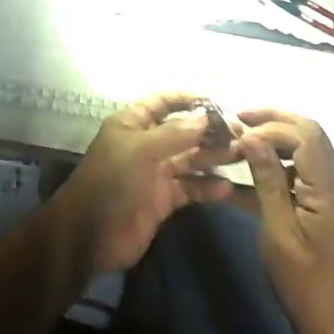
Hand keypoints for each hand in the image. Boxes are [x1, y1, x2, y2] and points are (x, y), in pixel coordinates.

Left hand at [51, 93, 236, 274]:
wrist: (91, 234)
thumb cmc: (112, 181)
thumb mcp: (140, 151)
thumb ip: (174, 134)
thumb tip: (205, 116)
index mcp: (132, 124)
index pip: (161, 103)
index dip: (187, 100)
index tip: (218, 102)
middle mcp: (145, 144)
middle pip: (181, 132)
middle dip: (208, 130)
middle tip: (242, 134)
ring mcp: (154, 172)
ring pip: (189, 159)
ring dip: (212, 157)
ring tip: (241, 155)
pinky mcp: (163, 199)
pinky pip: (189, 187)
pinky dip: (207, 187)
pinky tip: (227, 187)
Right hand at [237, 110, 333, 333]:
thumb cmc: (305, 286)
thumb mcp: (279, 233)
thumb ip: (267, 180)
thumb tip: (251, 136)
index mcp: (330, 192)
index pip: (307, 135)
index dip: (272, 125)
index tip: (238, 132)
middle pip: (310, 136)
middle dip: (274, 122)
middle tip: (237, 121)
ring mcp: (333, 198)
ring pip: (306, 151)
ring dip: (273, 140)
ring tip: (238, 141)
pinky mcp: (324, 210)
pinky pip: (301, 174)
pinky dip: (276, 164)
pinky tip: (247, 172)